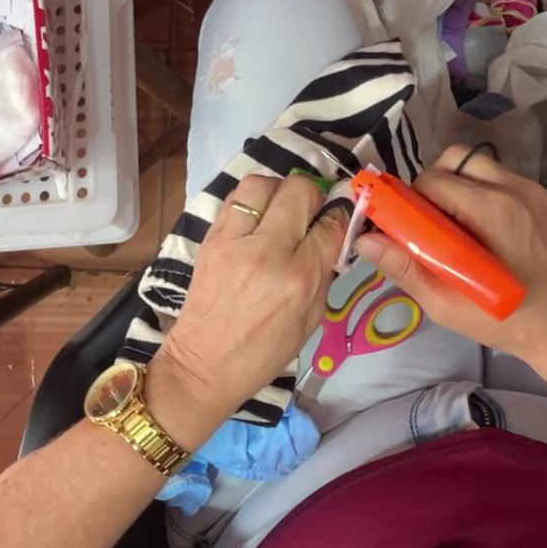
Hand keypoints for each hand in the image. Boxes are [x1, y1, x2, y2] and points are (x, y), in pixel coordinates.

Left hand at [154, 173, 346, 417]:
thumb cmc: (264, 351)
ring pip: (262, 183)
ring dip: (278, 191)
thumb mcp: (311, 320)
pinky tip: (256, 219)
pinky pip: (235, 199)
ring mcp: (234, 242)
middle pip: (299, 190)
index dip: (340, 217)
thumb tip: (331, 238)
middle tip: (309, 215)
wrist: (206, 364)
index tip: (338, 221)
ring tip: (280, 212)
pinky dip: (252, 201)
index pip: (331, 225)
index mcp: (299, 279)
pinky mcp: (210, 239)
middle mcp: (267, 252)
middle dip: (312, 196)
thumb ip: (323, 274)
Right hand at [357, 144, 546, 363]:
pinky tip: (481, 235)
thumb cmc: (506, 323)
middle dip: (432, 187)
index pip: (434, 179)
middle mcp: (517, 189)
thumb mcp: (447, 305)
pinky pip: (500, 181)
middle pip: (456, 159)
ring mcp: (535, 192)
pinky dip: (480, 196)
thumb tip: (364, 240)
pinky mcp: (545, 201)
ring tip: (453, 230)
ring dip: (456, 188)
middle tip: (427, 226)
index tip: (406, 229)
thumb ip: (405, 267)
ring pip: (478, 165)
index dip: (410, 201)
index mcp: (494, 211)